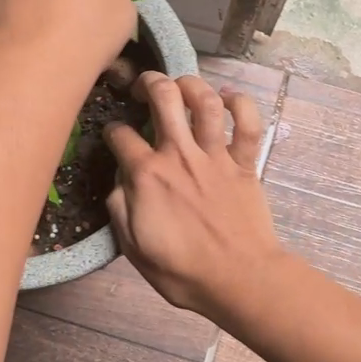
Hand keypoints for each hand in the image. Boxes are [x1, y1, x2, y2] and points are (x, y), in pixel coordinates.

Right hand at [104, 72, 284, 318]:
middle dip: (149, 82)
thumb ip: (120, 209)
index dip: (112, 130)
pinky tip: (228, 99)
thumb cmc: (182, 271)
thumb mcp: (133, 248)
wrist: (238, 279)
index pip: (120, 135)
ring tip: (181, 87)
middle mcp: (180, 155)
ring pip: (204, 100)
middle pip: (163, 96)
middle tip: (143, 88)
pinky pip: (248, 123)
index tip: (113, 136)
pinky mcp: (245, 163)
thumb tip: (119, 183)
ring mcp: (215, 156)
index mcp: (147, 176)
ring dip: (191, 84)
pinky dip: (240, 103)